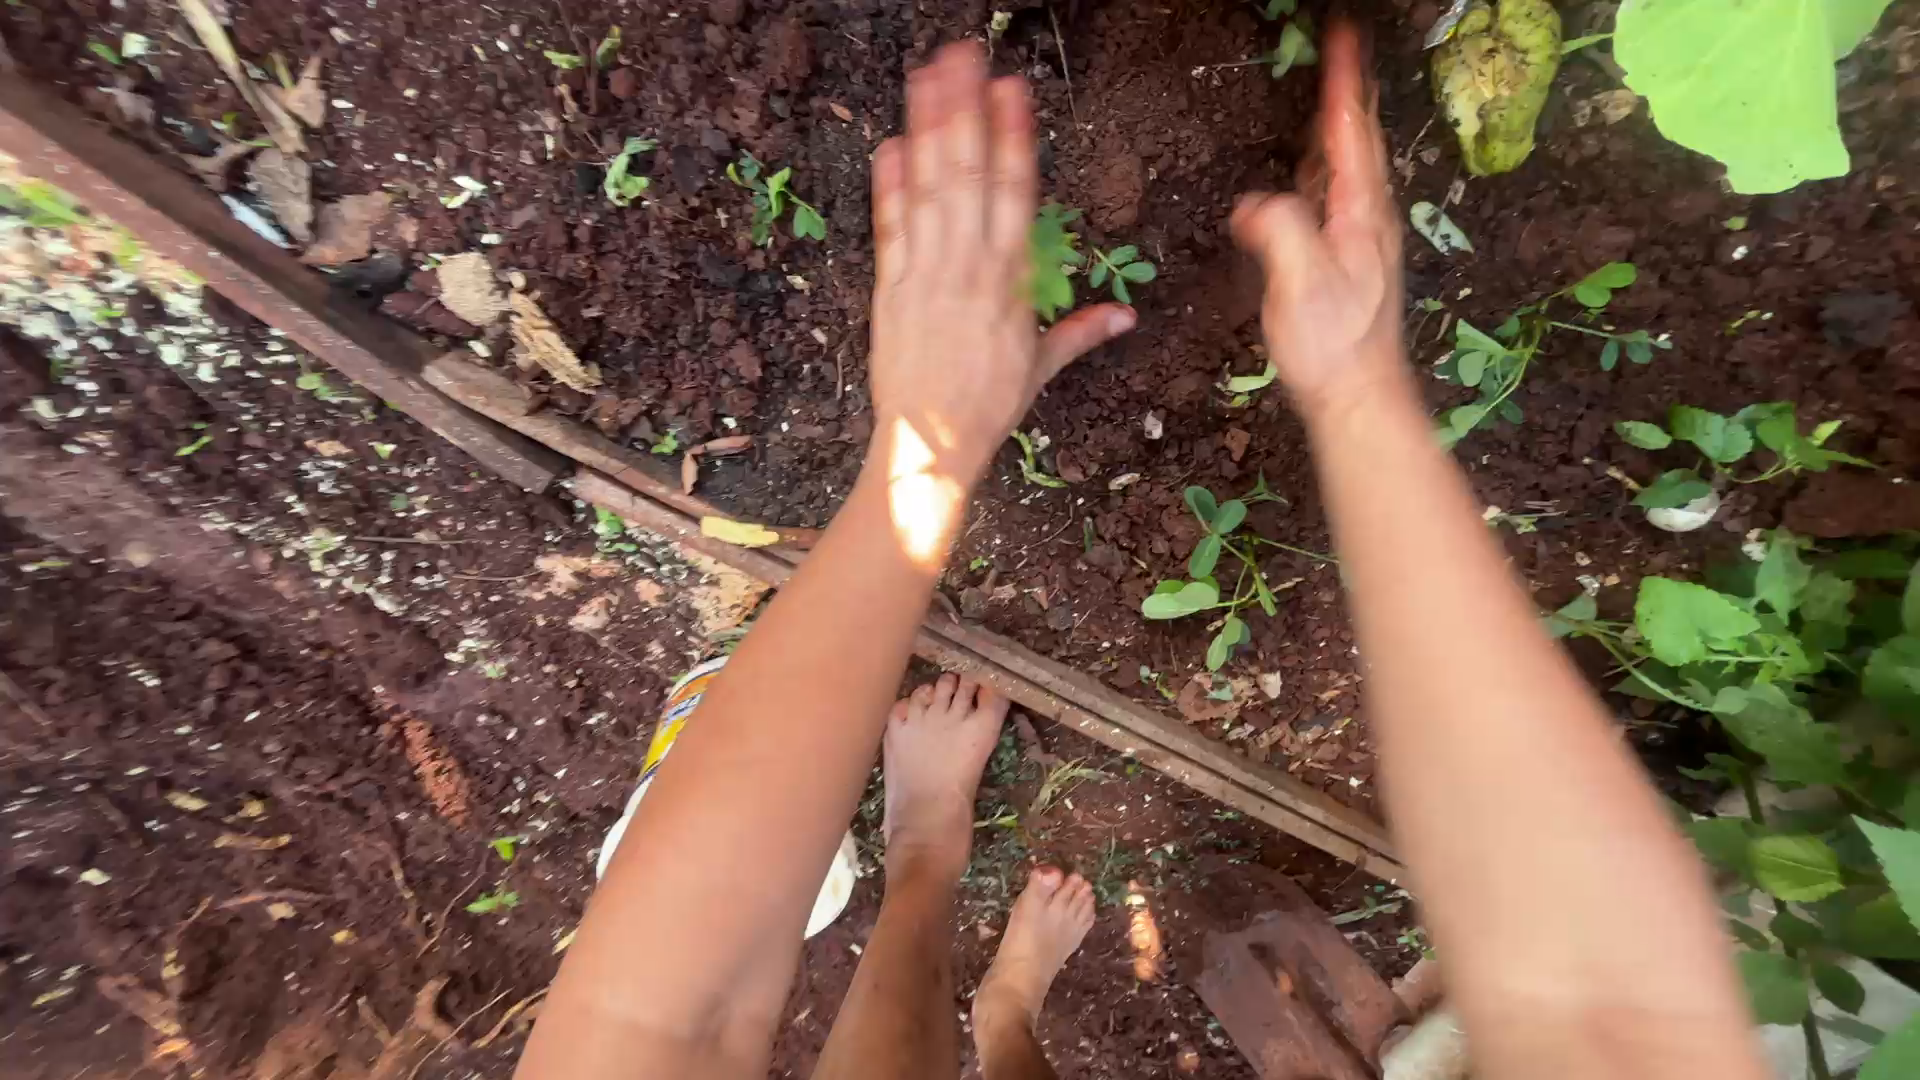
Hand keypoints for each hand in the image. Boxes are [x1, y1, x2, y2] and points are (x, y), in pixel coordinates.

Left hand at [868, 42, 1134, 484]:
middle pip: (968, 176)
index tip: (1010, 90)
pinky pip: (890, 230)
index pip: (1015, 196)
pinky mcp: (890, 291)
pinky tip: (889, 145)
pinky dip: (888, 187)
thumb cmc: (989, 407)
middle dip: (965, 110)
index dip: (1012, 139)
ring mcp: (925, 276)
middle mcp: (969, 268)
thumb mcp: (1040, 369)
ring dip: (926, 130)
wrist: (932, 446)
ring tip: (926, 76)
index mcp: (1011, 283)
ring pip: (928, 190)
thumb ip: (1082, 333)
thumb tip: (1128, 318)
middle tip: (963, 53)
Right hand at [1231, 22, 1404, 425]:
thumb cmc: (1330, 344)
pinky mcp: (1347, 267)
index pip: (1351, 134)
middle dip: (1347, 100)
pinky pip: (1335, 204)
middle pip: (1358, 145)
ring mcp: (1360, 244)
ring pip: (1349, 174)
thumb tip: (1250, 204)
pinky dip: (1323, 177)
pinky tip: (1308, 183)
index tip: (1343, 35)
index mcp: (1360, 214)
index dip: (1345, 83)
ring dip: (1336, 136)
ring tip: (1324, 106)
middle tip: (1338, 59)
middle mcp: (1367, 220)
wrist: (1355, 396)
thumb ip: (1278, 230)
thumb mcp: (1299, 282)